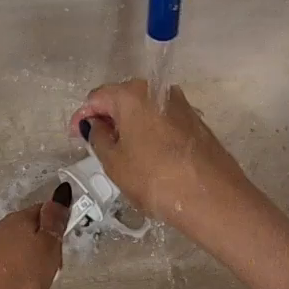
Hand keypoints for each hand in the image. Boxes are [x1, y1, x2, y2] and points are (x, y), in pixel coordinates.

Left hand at [0, 192, 71, 288]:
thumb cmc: (22, 277)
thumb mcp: (48, 250)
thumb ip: (55, 223)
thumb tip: (60, 192)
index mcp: (19, 219)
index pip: (43, 210)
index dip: (55, 224)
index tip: (61, 244)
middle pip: (25, 229)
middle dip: (38, 244)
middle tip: (49, 268)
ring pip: (10, 247)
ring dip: (22, 258)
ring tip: (30, 282)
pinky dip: (7, 271)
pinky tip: (10, 287)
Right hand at [69, 79, 253, 235]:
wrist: (212, 197)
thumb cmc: (155, 178)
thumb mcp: (115, 162)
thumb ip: (98, 138)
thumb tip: (95, 125)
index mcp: (132, 94)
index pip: (97, 97)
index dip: (83, 117)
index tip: (76, 137)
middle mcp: (157, 91)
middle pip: (122, 99)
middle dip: (107, 119)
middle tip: (97, 146)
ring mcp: (181, 104)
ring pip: (144, 110)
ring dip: (129, 127)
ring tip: (122, 155)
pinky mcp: (196, 122)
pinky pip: (162, 121)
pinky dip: (149, 133)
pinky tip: (147, 157)